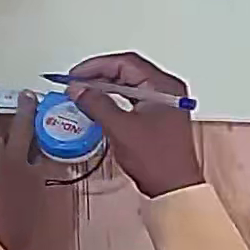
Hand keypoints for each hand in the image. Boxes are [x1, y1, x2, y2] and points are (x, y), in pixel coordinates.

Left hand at [0, 87, 42, 249]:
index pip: (44, 149)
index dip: (45, 134)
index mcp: (35, 176)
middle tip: (26, 95)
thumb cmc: (9, 234)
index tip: (48, 122)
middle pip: (23, 126)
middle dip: (25, 108)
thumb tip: (26, 193)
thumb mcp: (30, 215)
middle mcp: (16, 159)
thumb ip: (30, 198)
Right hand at [67, 51, 203, 197]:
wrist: (173, 187)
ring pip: (128, 83)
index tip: (75, 75)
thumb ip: (96, 104)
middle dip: (98, 74)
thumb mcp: (120, 127)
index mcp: (164, 86)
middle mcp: (166, 90)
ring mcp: (163, 102)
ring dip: (103, 86)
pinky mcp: (157, 114)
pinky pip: (130, 97)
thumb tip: (77, 89)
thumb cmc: (156, 159)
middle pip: (127, 70)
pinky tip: (96, 104)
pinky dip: (111, 97)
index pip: (126, 63)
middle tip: (75, 82)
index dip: (96, 66)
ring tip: (81, 91)